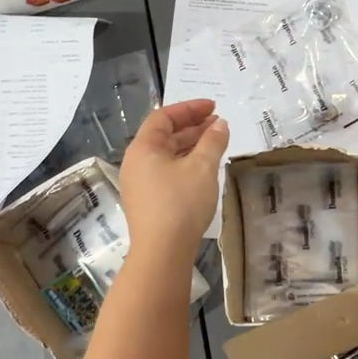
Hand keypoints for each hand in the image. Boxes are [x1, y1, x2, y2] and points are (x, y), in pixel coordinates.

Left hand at [119, 99, 230, 256]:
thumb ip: (213, 142)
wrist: (163, 251)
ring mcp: (140, 184)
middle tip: (218, 124)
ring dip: (191, 146)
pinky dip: (186, 164)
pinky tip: (204, 169)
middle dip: (192, 127)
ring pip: (167, 156)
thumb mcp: (202, 168)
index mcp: (143, 148)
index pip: (164, 117)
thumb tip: (221, 125)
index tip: (213, 107)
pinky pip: (167, 172)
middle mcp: (136, 162)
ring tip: (216, 144)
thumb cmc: (181, 203)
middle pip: (164, 136)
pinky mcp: (148, 201)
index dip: (189, 108)